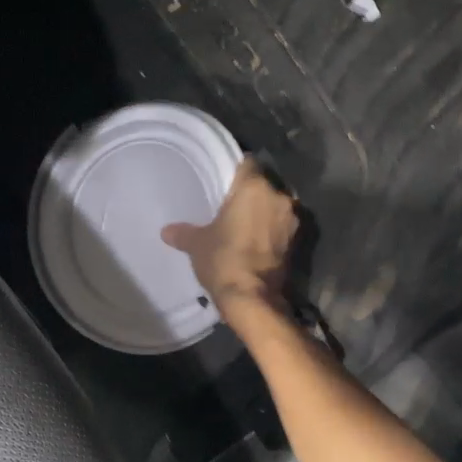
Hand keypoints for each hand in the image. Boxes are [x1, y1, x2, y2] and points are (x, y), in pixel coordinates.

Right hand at [162, 158, 299, 314]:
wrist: (252, 298)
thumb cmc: (223, 261)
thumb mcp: (197, 245)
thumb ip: (184, 233)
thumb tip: (166, 231)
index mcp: (254, 187)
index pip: (247, 163)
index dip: (235, 171)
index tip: (224, 181)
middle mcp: (279, 196)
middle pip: (263, 187)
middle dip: (250, 196)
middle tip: (231, 208)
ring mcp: (291, 220)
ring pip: (274, 208)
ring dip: (263, 215)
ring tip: (244, 228)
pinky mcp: (296, 242)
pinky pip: (280, 229)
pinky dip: (270, 234)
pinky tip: (256, 244)